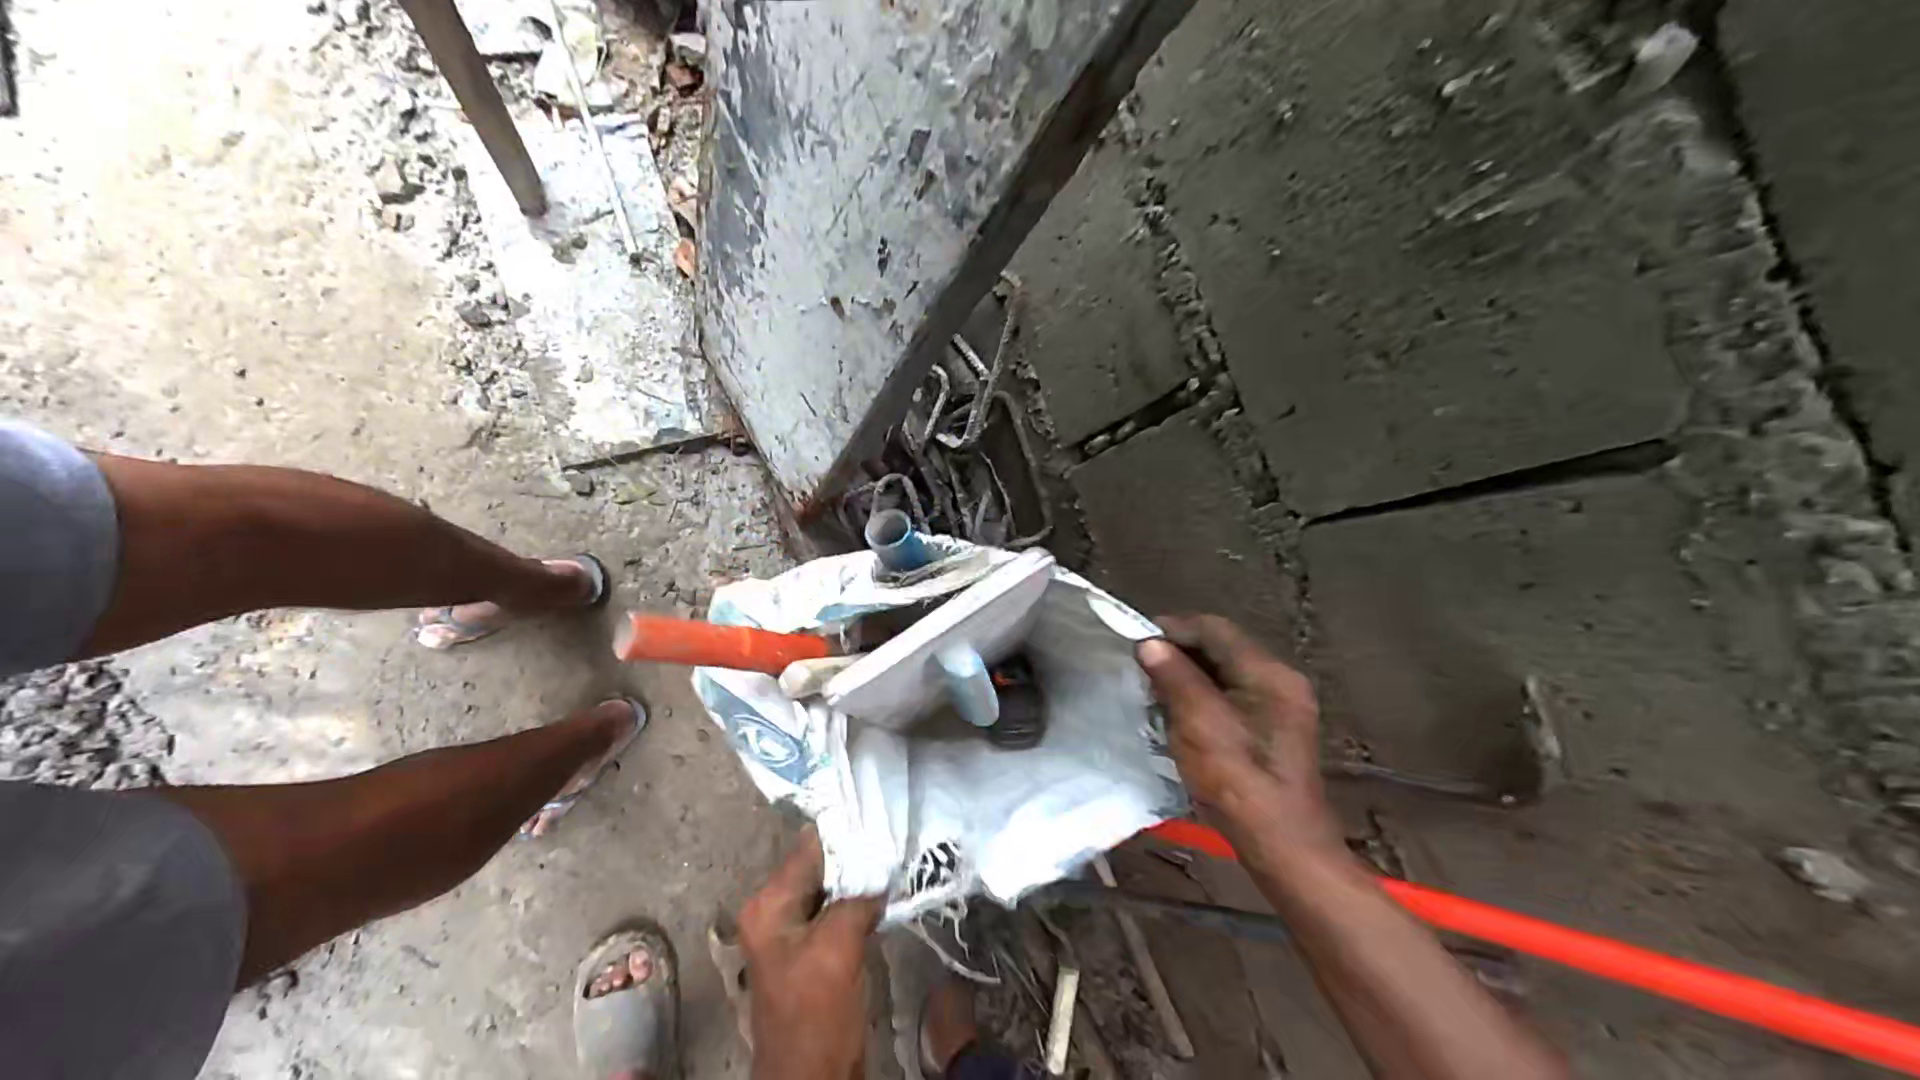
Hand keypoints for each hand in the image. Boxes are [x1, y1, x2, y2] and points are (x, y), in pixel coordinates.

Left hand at [740, 827, 883, 1079]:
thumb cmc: (816, 1014)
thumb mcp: (837, 948)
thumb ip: (857, 900)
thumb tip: (881, 871)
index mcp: (768, 905)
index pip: (809, 849)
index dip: (845, 832)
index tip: (881, 814)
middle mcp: (774, 910)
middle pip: (820, 866)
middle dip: (856, 854)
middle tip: (895, 835)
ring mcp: (793, 931)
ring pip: (832, 888)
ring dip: (861, 877)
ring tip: (896, 857)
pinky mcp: (813, 948)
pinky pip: (837, 910)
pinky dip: (860, 900)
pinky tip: (886, 891)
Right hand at [1136, 615, 1344, 868]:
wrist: (1282, 846)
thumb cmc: (1238, 783)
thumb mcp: (1199, 724)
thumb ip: (1175, 677)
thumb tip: (1149, 644)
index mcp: (1269, 673)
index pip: (1215, 630)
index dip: (1173, 629)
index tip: (1135, 641)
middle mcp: (1279, 681)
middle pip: (1221, 648)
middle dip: (1178, 652)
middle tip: (1139, 664)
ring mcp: (1278, 705)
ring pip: (1223, 671)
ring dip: (1186, 674)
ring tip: (1150, 686)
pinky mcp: (1270, 728)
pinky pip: (1229, 694)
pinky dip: (1200, 694)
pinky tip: (1175, 710)